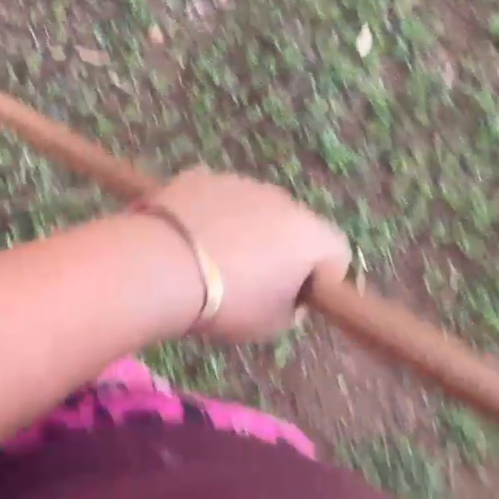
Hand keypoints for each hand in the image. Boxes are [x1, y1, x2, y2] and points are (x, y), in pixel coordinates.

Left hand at [146, 167, 350, 342]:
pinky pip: (215, 195)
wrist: (161, 264)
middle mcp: (280, 198)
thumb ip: (293, 306)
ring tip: (212, 257)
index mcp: (310, 234)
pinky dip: (209, 210)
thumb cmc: (228, 301)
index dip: (322, 278)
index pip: (336, 253)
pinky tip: (188, 234)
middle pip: (293, 224)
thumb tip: (286, 293)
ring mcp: (237, 181)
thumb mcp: (274, 324)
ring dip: (243, 225)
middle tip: (251, 278)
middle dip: (281, 247)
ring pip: (252, 206)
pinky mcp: (199, 174)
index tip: (295, 298)